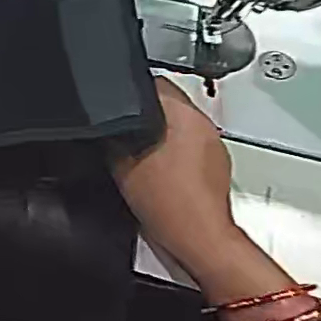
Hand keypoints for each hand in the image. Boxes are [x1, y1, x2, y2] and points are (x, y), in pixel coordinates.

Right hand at [112, 78, 238, 271]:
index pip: (156, 82)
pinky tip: (156, 170)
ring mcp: (213, 146)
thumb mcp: (121, 163)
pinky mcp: (215, 165)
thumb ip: (113, 136)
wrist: (196, 237)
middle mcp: (205, 126)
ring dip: (160, 133)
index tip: (118, 101)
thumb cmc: (168, 203)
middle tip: (124, 130)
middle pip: (169, 103)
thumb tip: (105, 126)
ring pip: (179, 125)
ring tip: (140, 154)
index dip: (131, 90)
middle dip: (146, 114)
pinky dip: (172, 152)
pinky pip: (189, 146)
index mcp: (185, 116)